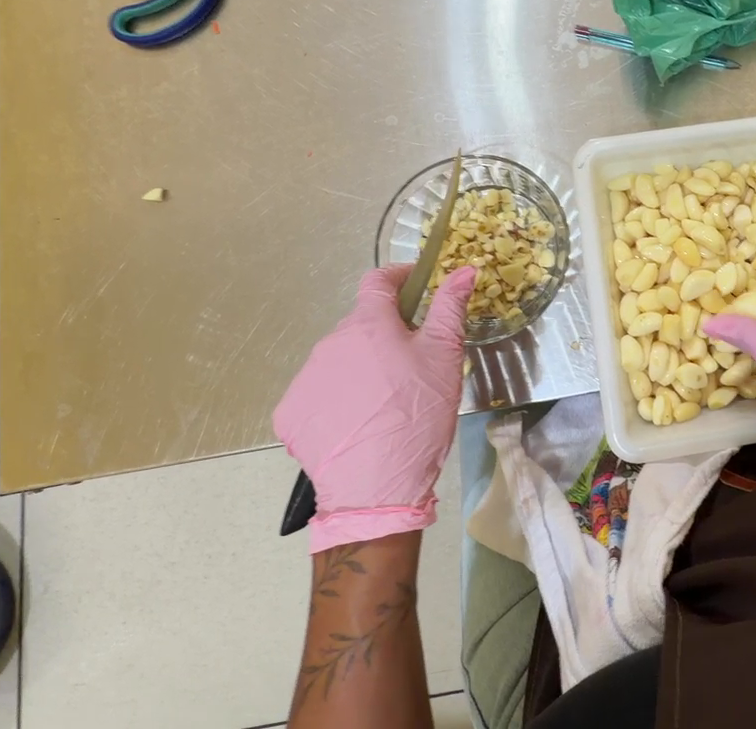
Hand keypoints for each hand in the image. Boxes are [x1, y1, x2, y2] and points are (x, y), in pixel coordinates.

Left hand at [274, 265, 475, 553]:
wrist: (376, 487)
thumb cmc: (418, 414)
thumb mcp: (445, 357)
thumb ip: (450, 308)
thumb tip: (464, 268)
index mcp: (368, 324)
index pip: (377, 281)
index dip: (399, 277)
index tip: (416, 284)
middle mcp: (328, 343)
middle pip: (360, 326)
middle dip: (385, 334)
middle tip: (412, 364)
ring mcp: (304, 380)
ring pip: (339, 361)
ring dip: (361, 368)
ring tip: (386, 401)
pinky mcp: (291, 415)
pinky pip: (318, 395)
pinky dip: (338, 401)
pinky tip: (359, 425)